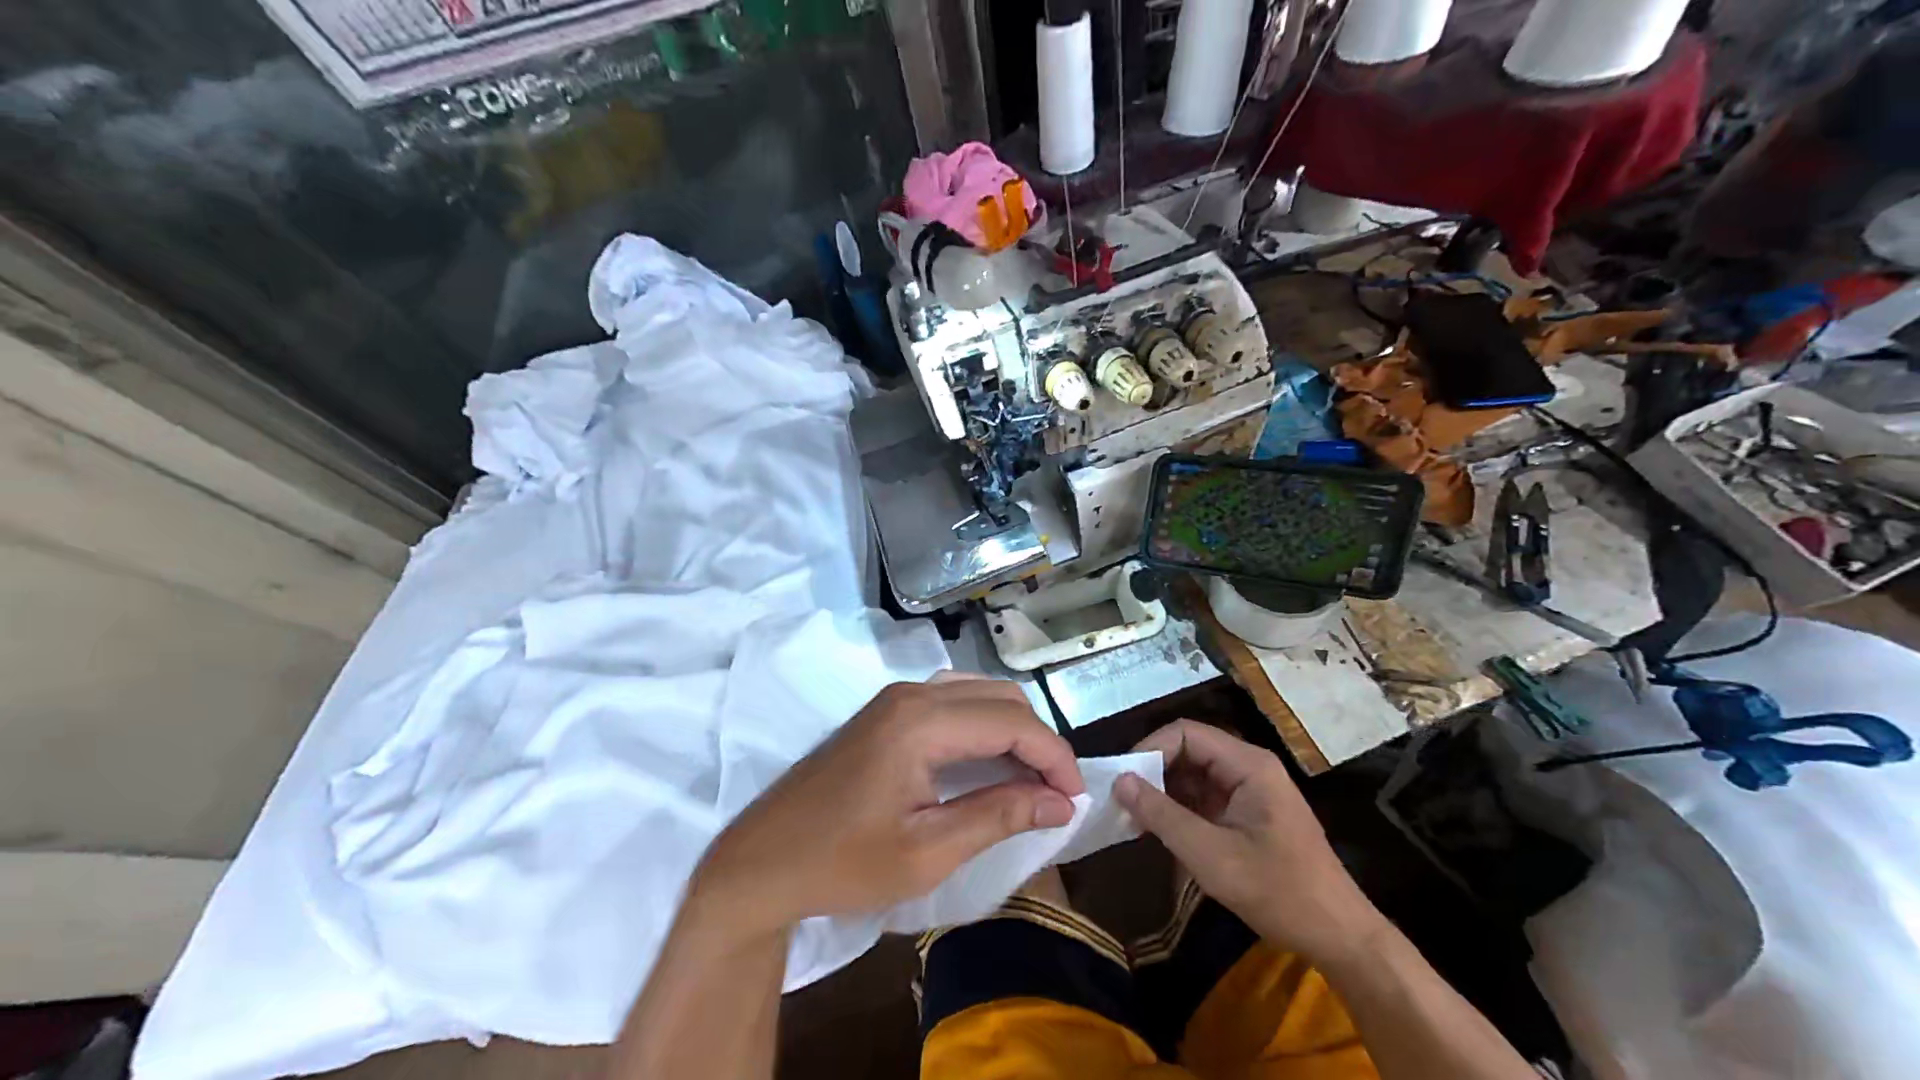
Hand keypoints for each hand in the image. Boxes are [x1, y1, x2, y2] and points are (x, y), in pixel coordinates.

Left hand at [693, 674, 1083, 935]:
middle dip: (1037, 741)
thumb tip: (1061, 801)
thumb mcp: (928, 851)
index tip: (1076, 798)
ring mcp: (894, 698)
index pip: (1013, 722)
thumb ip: (999, 815)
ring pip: (977, 694)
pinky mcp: (885, 711)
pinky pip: (951, 702)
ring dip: (1011, 730)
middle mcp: (910, 694)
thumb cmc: (843, 863)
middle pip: (1000, 698)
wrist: (763, 861)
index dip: (1054, 757)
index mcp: (920, 723)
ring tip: (1028, 780)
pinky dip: (982, 726)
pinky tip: (987, 762)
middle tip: (1054, 793)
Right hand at [1113, 720, 1388, 965]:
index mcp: (1248, 765)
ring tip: (1132, 816)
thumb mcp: (1210, 855)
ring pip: (1193, 774)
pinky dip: (1178, 809)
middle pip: (1188, 750)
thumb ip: (1162, 815)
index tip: (1121, 780)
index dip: (1149, 749)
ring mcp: (1249, 790)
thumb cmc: (1277, 891)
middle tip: (1121, 800)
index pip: (1185, 733)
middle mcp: (1248, 767)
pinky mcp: (1246, 813)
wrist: (1338, 935)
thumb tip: (1119, 781)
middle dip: (1152, 770)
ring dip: (1162, 791)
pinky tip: (1158, 829)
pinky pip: (1203, 797)